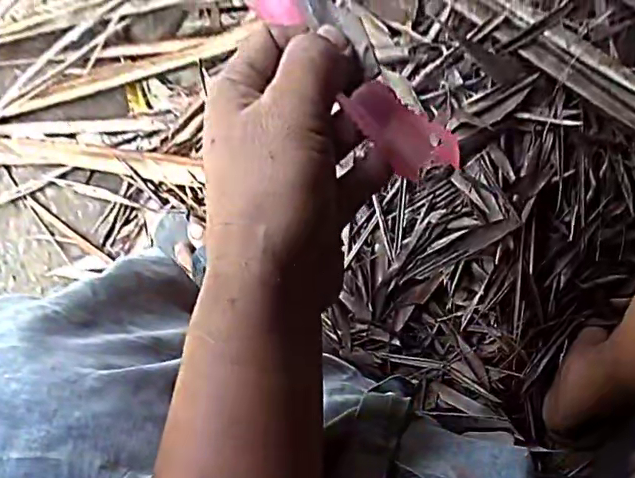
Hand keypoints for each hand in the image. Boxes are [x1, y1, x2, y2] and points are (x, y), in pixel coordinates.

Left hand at [203, 23, 391, 309]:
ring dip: (366, 126)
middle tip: (376, 90)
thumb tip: (333, 39)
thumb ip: (314, 65)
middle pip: (312, 89)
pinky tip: (390, 159)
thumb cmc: (272, 197)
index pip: (275, 44)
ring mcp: (295, 171)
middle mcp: (266, 132)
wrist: (276, 281)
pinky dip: (370, 166)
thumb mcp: (290, 112)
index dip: (314, 40)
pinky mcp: (320, 206)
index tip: (350, 50)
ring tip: (392, 124)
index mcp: (242, 97)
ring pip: (336, 134)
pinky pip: (350, 176)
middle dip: (348, 84)